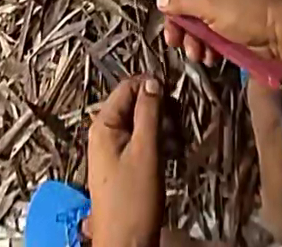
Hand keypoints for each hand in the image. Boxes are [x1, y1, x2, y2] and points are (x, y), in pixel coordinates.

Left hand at [85, 75, 164, 246]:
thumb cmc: (134, 200)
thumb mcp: (146, 150)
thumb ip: (149, 111)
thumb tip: (153, 81)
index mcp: (103, 125)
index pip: (127, 87)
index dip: (151, 87)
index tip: (173, 97)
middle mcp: (104, 134)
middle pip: (134, 105)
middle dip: (158, 110)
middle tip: (177, 123)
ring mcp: (112, 151)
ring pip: (140, 124)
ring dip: (161, 128)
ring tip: (175, 142)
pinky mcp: (122, 166)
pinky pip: (140, 142)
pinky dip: (156, 144)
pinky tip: (169, 155)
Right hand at [146, 0, 281, 64]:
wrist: (280, 32)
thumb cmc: (244, 9)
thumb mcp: (206, 3)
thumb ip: (179, 0)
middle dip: (177, 20)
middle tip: (173, 37)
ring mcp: (222, 5)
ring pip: (194, 20)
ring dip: (191, 38)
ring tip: (195, 51)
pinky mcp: (230, 25)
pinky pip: (208, 34)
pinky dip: (205, 46)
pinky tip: (209, 56)